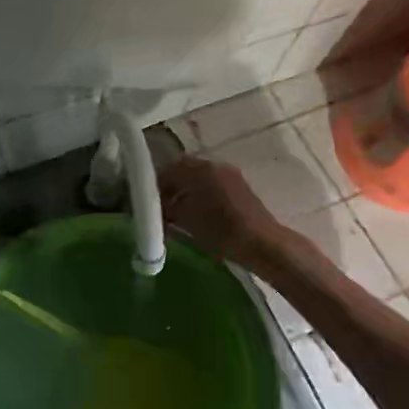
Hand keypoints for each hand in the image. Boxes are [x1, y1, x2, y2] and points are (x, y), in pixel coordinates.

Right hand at [159, 156, 286, 266]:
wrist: (261, 243)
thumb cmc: (220, 230)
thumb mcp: (186, 220)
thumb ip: (168, 209)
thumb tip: (158, 206)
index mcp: (200, 169)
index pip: (169, 169)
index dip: (155, 184)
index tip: (147, 201)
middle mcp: (216, 166)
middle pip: (185, 171)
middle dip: (171, 187)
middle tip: (161, 207)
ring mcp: (230, 176)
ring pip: (200, 179)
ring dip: (186, 192)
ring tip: (177, 214)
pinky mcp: (240, 189)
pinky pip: (213, 186)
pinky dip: (201, 196)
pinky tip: (197, 215)